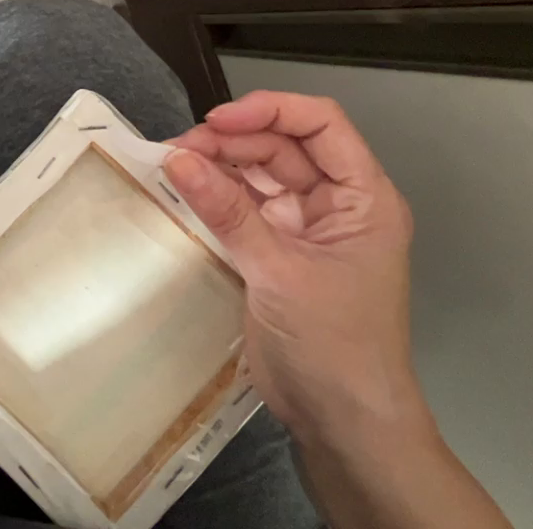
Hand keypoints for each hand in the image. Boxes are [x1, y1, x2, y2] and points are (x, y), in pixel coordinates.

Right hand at [164, 91, 423, 445]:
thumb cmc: (333, 343)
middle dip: (230, 140)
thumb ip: (226, 211)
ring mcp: (302, 225)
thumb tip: (174, 158)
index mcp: (362, 197)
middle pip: (280, 144)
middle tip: (176, 152)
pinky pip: (240, 204)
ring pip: (255, 172)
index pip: (321, 124)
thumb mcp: (279, 271)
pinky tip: (180, 190)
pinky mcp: (273, 248)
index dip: (269, 110)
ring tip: (170, 166)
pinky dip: (211, 194)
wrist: (341, 421)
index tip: (215, 122)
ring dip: (215, 164)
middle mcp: (334, 202)